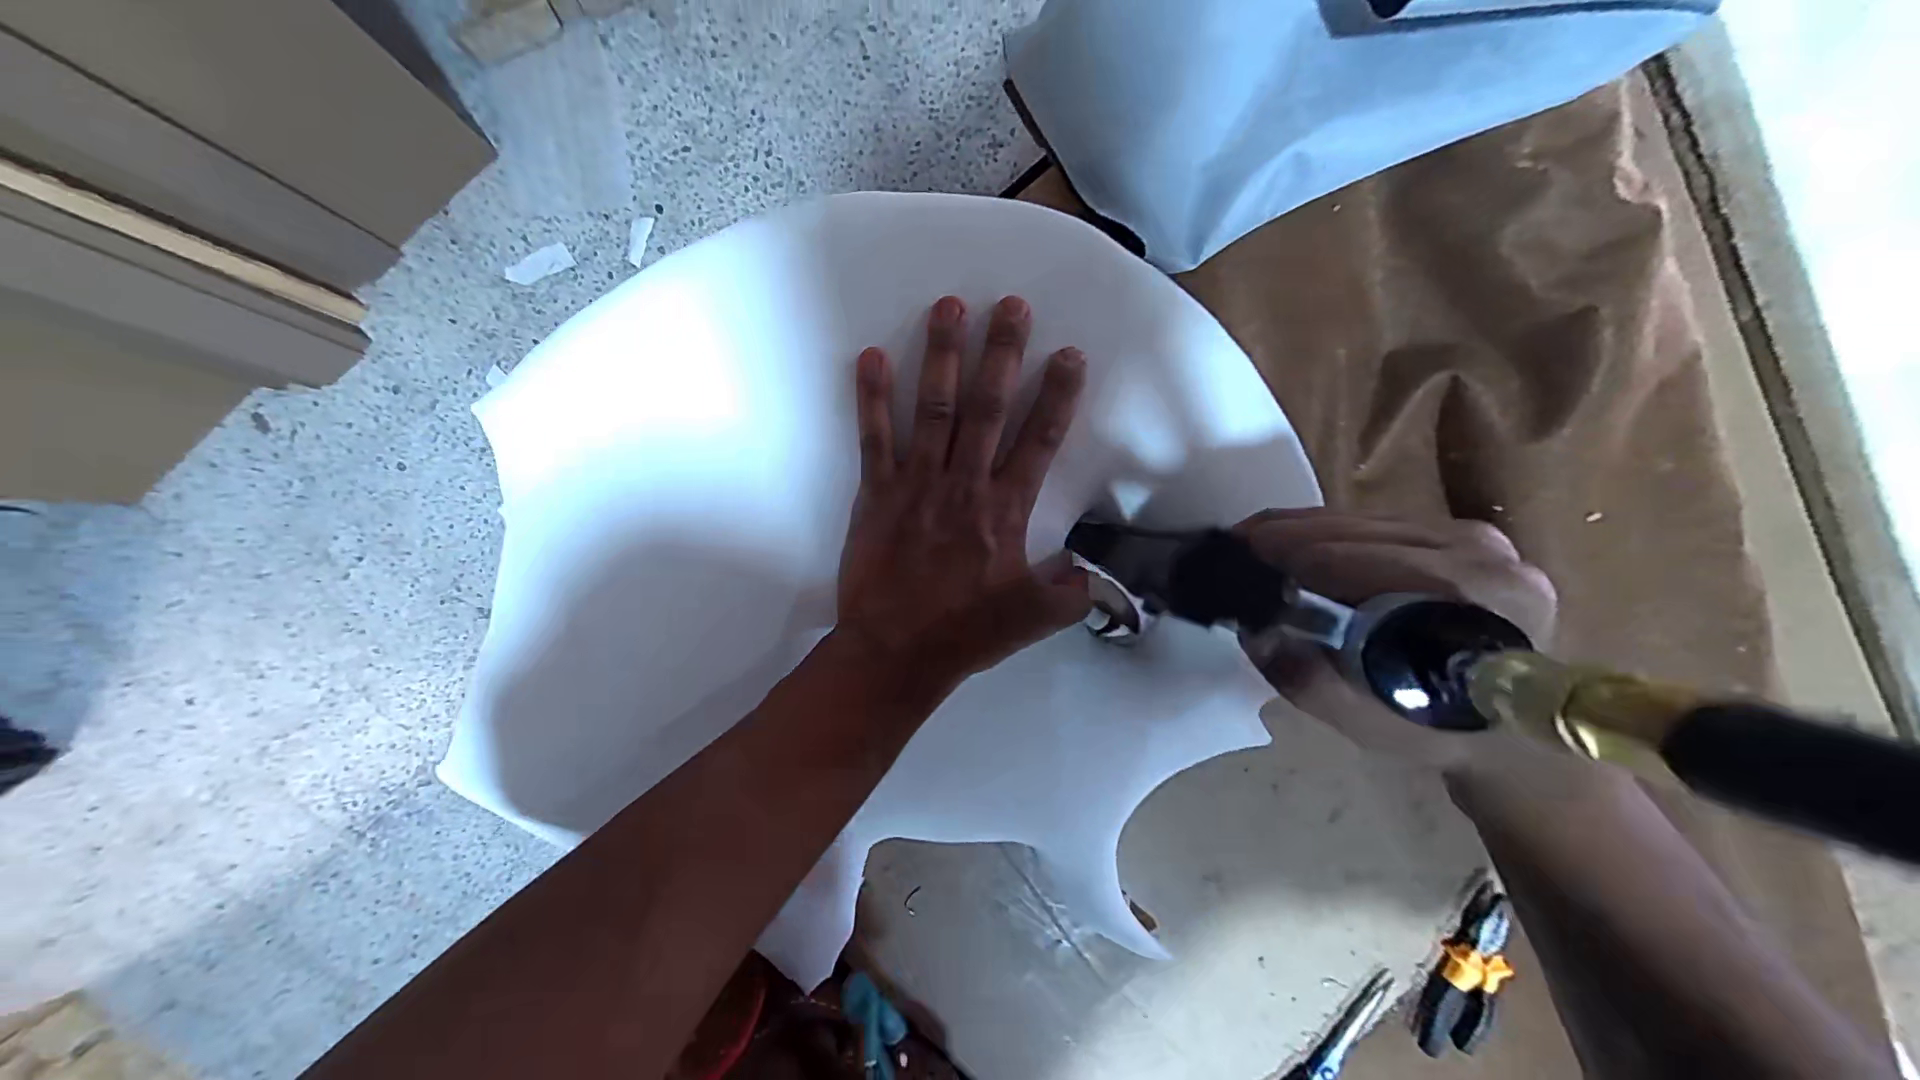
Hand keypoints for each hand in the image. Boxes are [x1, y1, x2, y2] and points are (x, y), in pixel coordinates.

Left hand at [833, 295, 1091, 694]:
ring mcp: (917, 483)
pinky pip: (874, 437)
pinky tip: (871, 356)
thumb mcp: (1032, 619)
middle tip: (1012, 306)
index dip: (1058, 396)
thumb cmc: (964, 632)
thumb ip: (1070, 593)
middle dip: (1003, 353)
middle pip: (989, 408)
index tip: (1069, 355)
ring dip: (944, 355)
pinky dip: (871, 397)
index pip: (1039, 441)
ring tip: (950, 308)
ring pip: (935, 408)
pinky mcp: (877, 492)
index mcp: (1005, 510)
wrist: (895, 652)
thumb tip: (1096, 575)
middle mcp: (964, 484)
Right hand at [1236, 509, 1561, 780]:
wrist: (1510, 727)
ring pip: (1352, 518)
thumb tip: (1255, 631)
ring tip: (1247, 547)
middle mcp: (1479, 549)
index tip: (1233, 567)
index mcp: (1473, 594)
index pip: (1350, 560)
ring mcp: (1471, 534)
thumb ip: (1311, 683)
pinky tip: (1286, 544)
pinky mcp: (1454, 530)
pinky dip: (1318, 530)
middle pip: (1347, 530)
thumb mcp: (1368, 724)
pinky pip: (1367, 520)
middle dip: (1280, 541)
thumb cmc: (1439, 729)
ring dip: (1292, 531)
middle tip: (1228, 554)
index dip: (1282, 562)